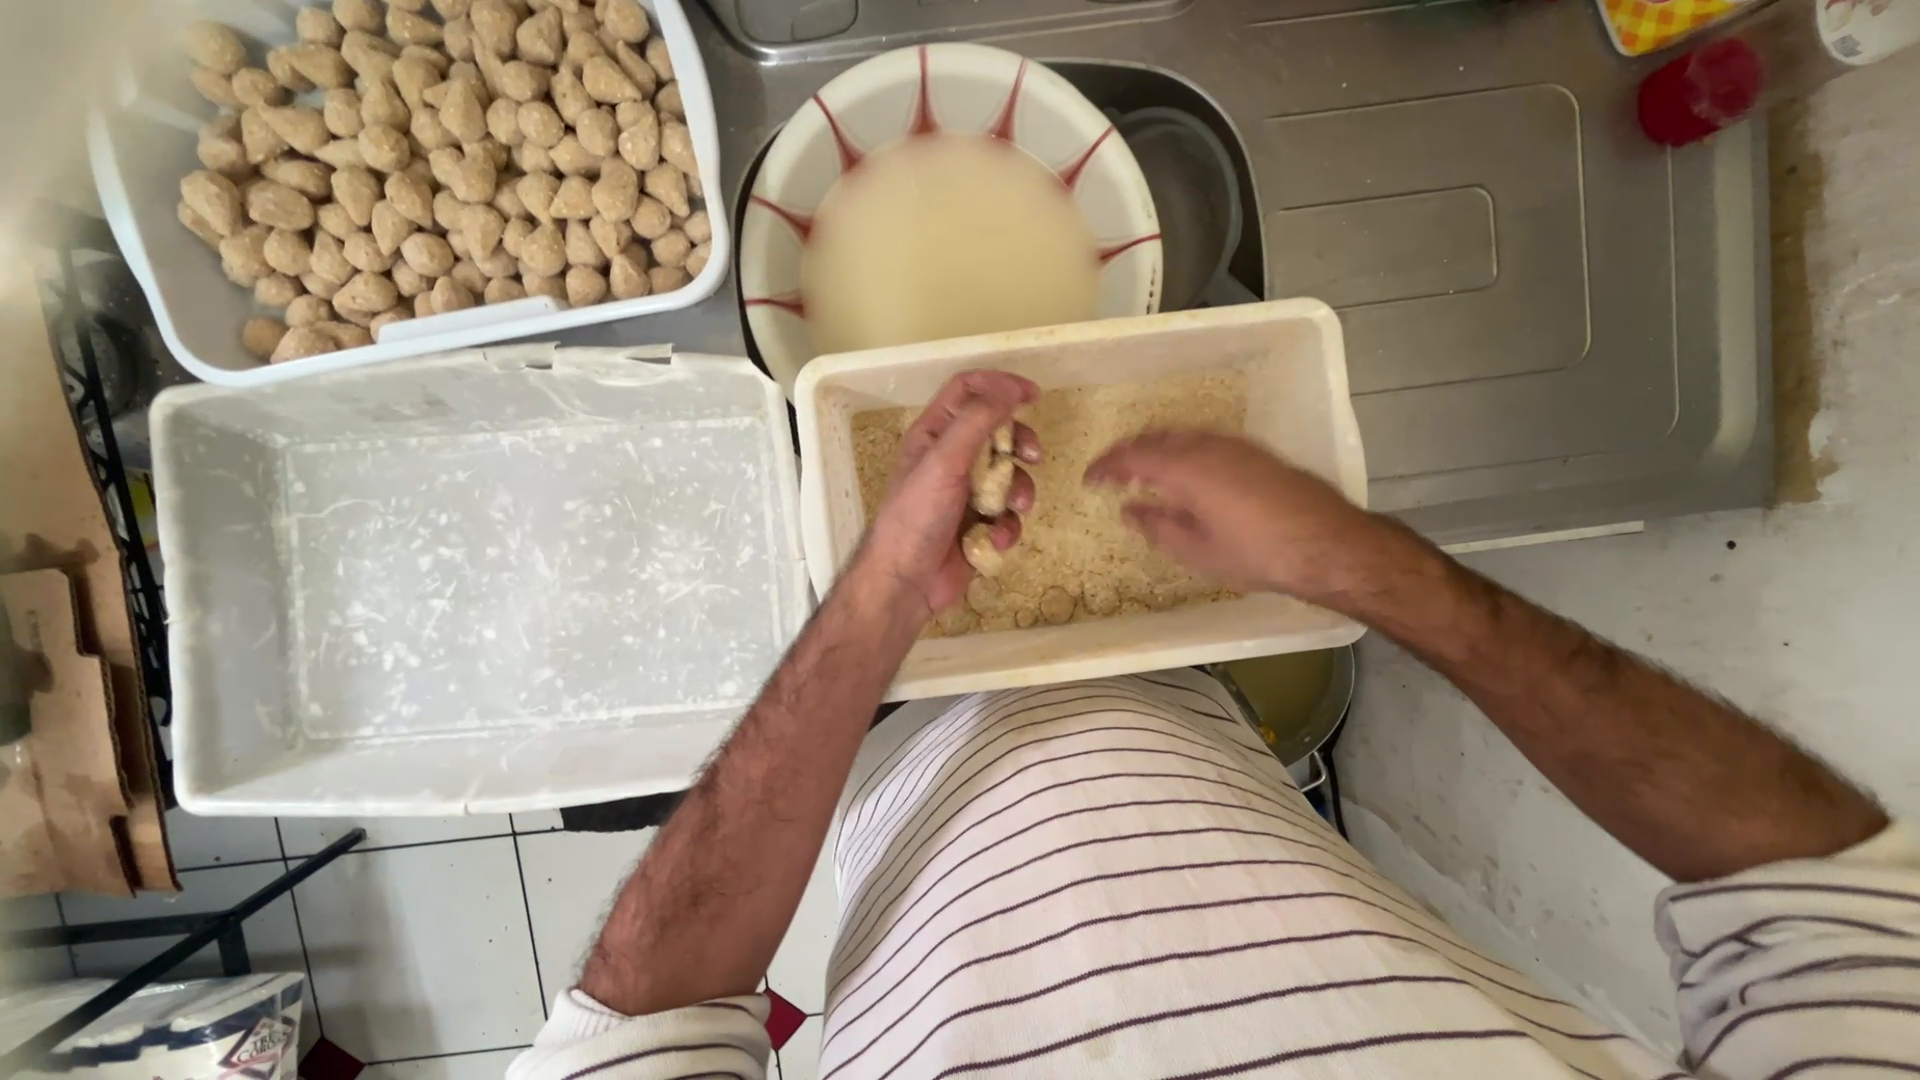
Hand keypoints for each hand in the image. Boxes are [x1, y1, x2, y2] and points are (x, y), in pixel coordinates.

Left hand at [859, 371, 1039, 621]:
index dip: (1000, 385)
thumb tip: (1010, 388)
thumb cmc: (917, 516)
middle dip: (1019, 443)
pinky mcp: (979, 525)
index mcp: (934, 434)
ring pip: (1010, 477)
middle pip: (998, 432)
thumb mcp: (944, 461)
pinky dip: (1007, 527)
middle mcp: (951, 458)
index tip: (1032, 395)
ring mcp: (966, 493)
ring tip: (1014, 508)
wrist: (907, 582)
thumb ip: (977, 421)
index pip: (968, 391)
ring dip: (1019, 491)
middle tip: (1033, 455)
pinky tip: (994, 539)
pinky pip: (1007, 516)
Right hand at [1084, 430, 1401, 609]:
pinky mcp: (1255, 453)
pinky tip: (1186, 476)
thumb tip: (1129, 510)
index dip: (1105, 466)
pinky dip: (1182, 452)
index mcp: (1185, 467)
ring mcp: (1235, 446)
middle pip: (1156, 437)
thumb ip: (1156, 525)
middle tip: (1113, 475)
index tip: (1089, 479)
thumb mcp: (1196, 549)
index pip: (1131, 455)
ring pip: (1182, 436)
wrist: (1327, 545)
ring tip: (1144, 475)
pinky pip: (1204, 441)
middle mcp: (1207, 446)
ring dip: (1157, 450)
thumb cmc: (1256, 553)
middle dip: (1129, 453)